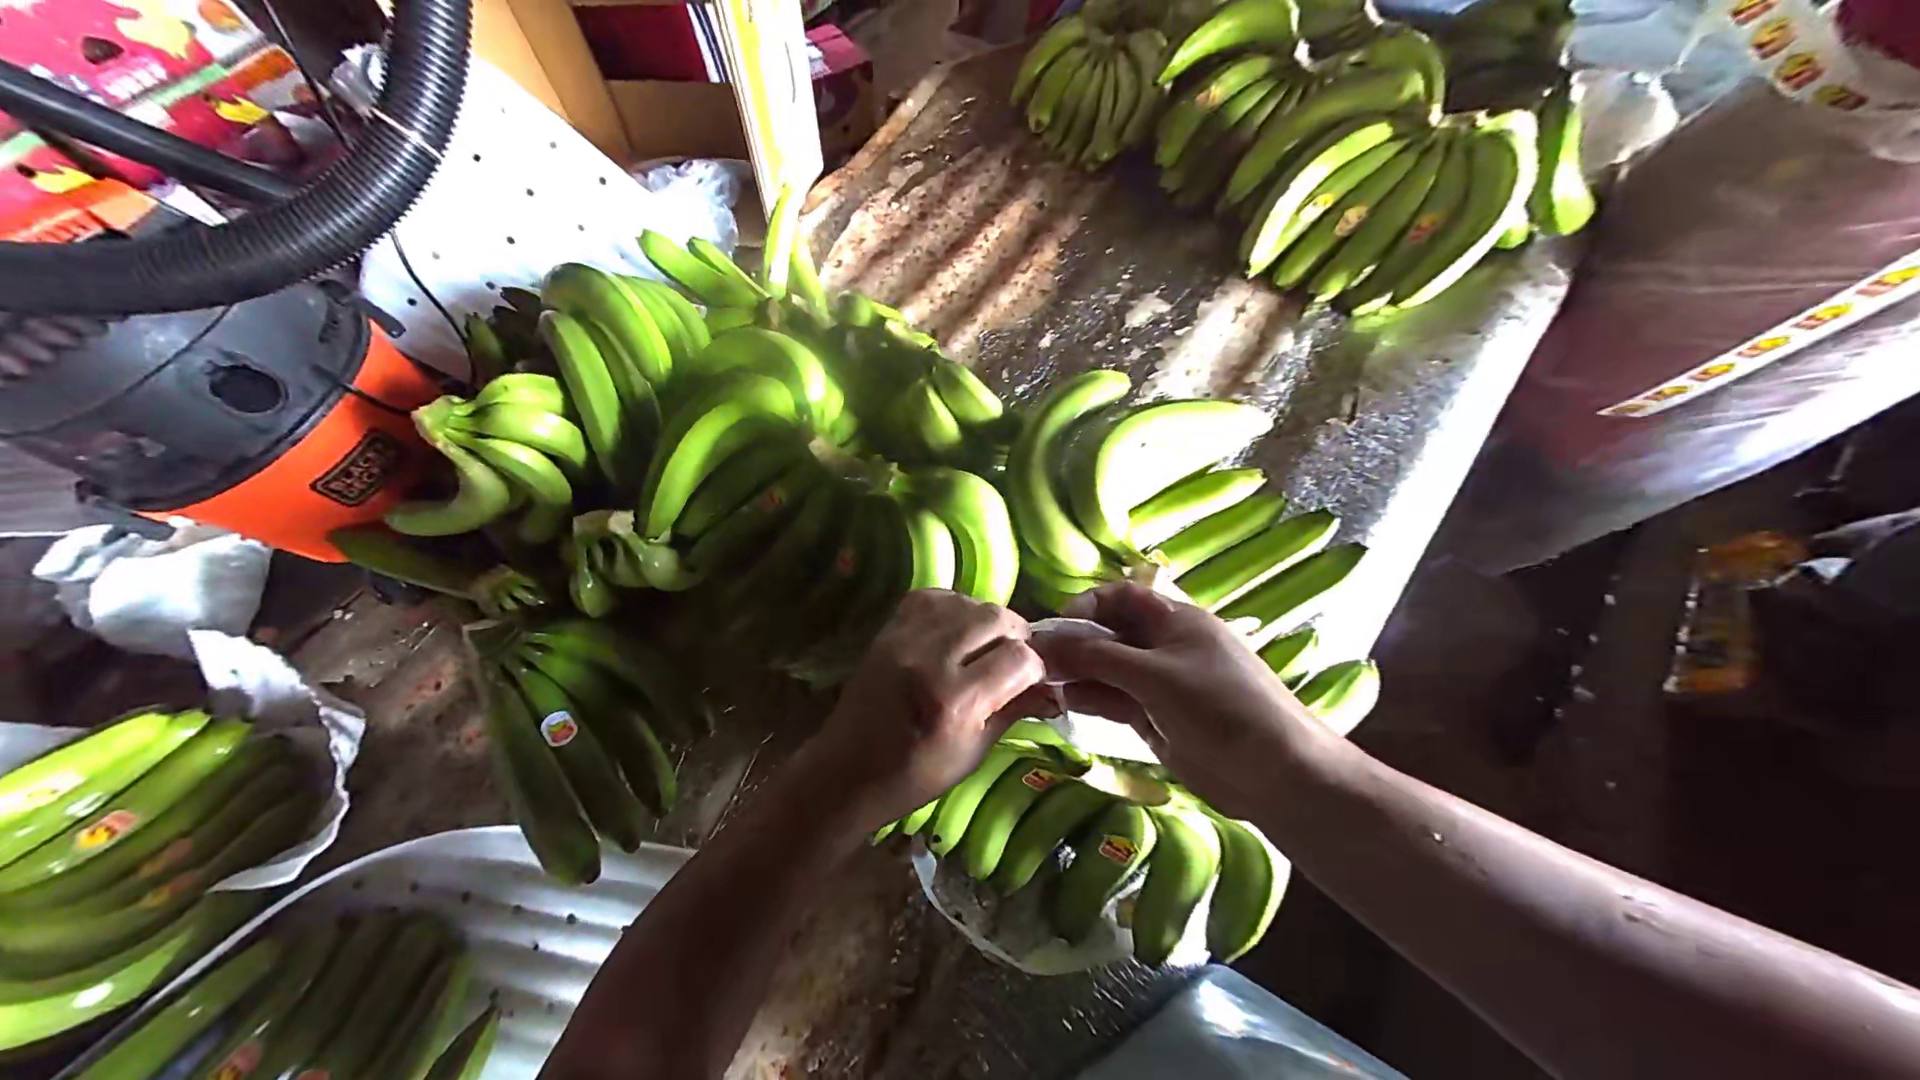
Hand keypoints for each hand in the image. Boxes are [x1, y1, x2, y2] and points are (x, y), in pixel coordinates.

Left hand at [800, 590, 1052, 831]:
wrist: (847, 769)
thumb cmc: (914, 775)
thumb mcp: (974, 752)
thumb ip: (1015, 710)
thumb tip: (1054, 688)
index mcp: (954, 702)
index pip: (1018, 658)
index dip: (1035, 667)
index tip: (1033, 680)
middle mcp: (930, 660)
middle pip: (996, 617)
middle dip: (1016, 636)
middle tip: (1014, 658)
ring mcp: (905, 639)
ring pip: (968, 602)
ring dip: (988, 620)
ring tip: (986, 645)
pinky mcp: (889, 630)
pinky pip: (934, 597)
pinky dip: (955, 608)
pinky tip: (957, 630)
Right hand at [1033, 583, 1342, 818]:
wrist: (1275, 774)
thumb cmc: (1219, 706)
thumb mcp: (1155, 675)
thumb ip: (1098, 658)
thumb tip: (1045, 642)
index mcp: (1174, 619)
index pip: (1121, 596)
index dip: (1087, 605)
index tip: (1054, 626)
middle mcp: (1164, 646)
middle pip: (1110, 633)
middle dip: (1075, 643)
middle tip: (1036, 662)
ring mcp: (1159, 684)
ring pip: (1108, 669)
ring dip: (1078, 674)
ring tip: (1042, 684)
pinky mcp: (1155, 717)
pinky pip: (1115, 700)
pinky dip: (1091, 699)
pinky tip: (1064, 703)